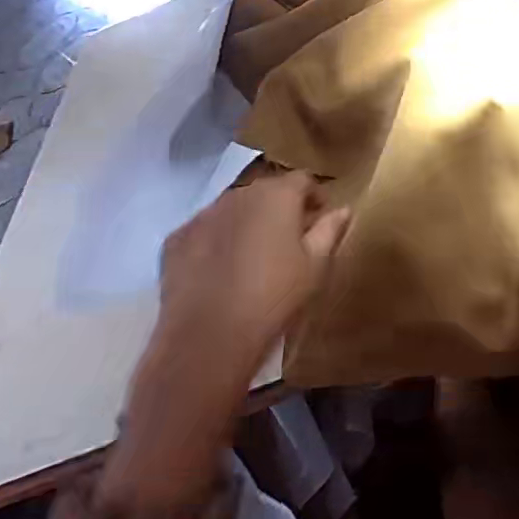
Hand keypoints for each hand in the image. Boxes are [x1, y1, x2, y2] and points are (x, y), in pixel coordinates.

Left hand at [158, 171, 350, 345]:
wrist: (208, 338)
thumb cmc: (275, 296)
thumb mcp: (316, 265)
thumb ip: (330, 230)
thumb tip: (343, 209)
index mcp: (277, 195)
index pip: (303, 179)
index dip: (315, 196)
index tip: (320, 217)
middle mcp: (238, 194)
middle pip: (266, 191)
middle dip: (281, 207)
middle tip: (291, 238)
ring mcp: (202, 216)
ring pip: (234, 209)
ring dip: (248, 222)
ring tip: (255, 255)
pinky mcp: (175, 240)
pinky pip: (205, 231)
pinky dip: (217, 241)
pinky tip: (222, 270)